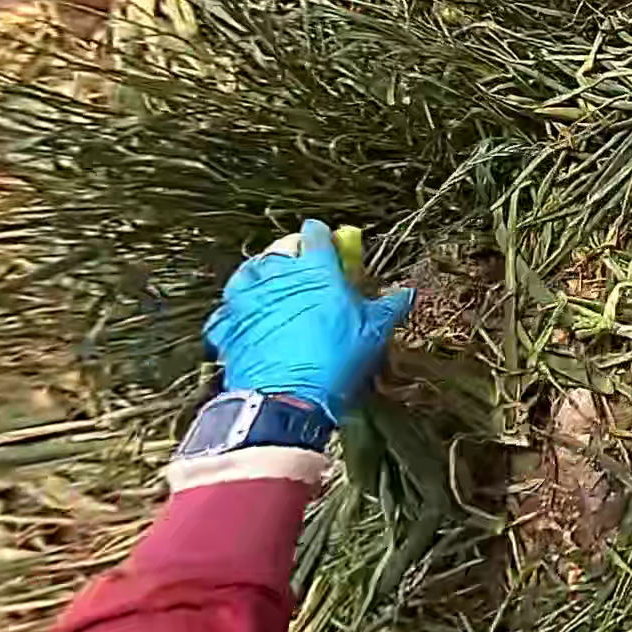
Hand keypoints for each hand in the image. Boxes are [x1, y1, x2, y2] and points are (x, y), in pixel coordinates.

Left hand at [203, 219, 413, 420]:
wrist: (286, 397)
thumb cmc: (337, 354)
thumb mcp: (375, 329)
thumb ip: (389, 305)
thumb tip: (406, 292)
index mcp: (316, 271)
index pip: (315, 236)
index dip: (323, 234)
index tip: (331, 238)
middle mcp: (277, 278)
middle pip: (278, 249)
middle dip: (293, 249)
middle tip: (306, 261)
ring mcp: (246, 301)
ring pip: (247, 272)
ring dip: (263, 272)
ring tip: (276, 281)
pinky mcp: (226, 327)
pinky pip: (229, 307)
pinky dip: (241, 306)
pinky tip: (252, 315)